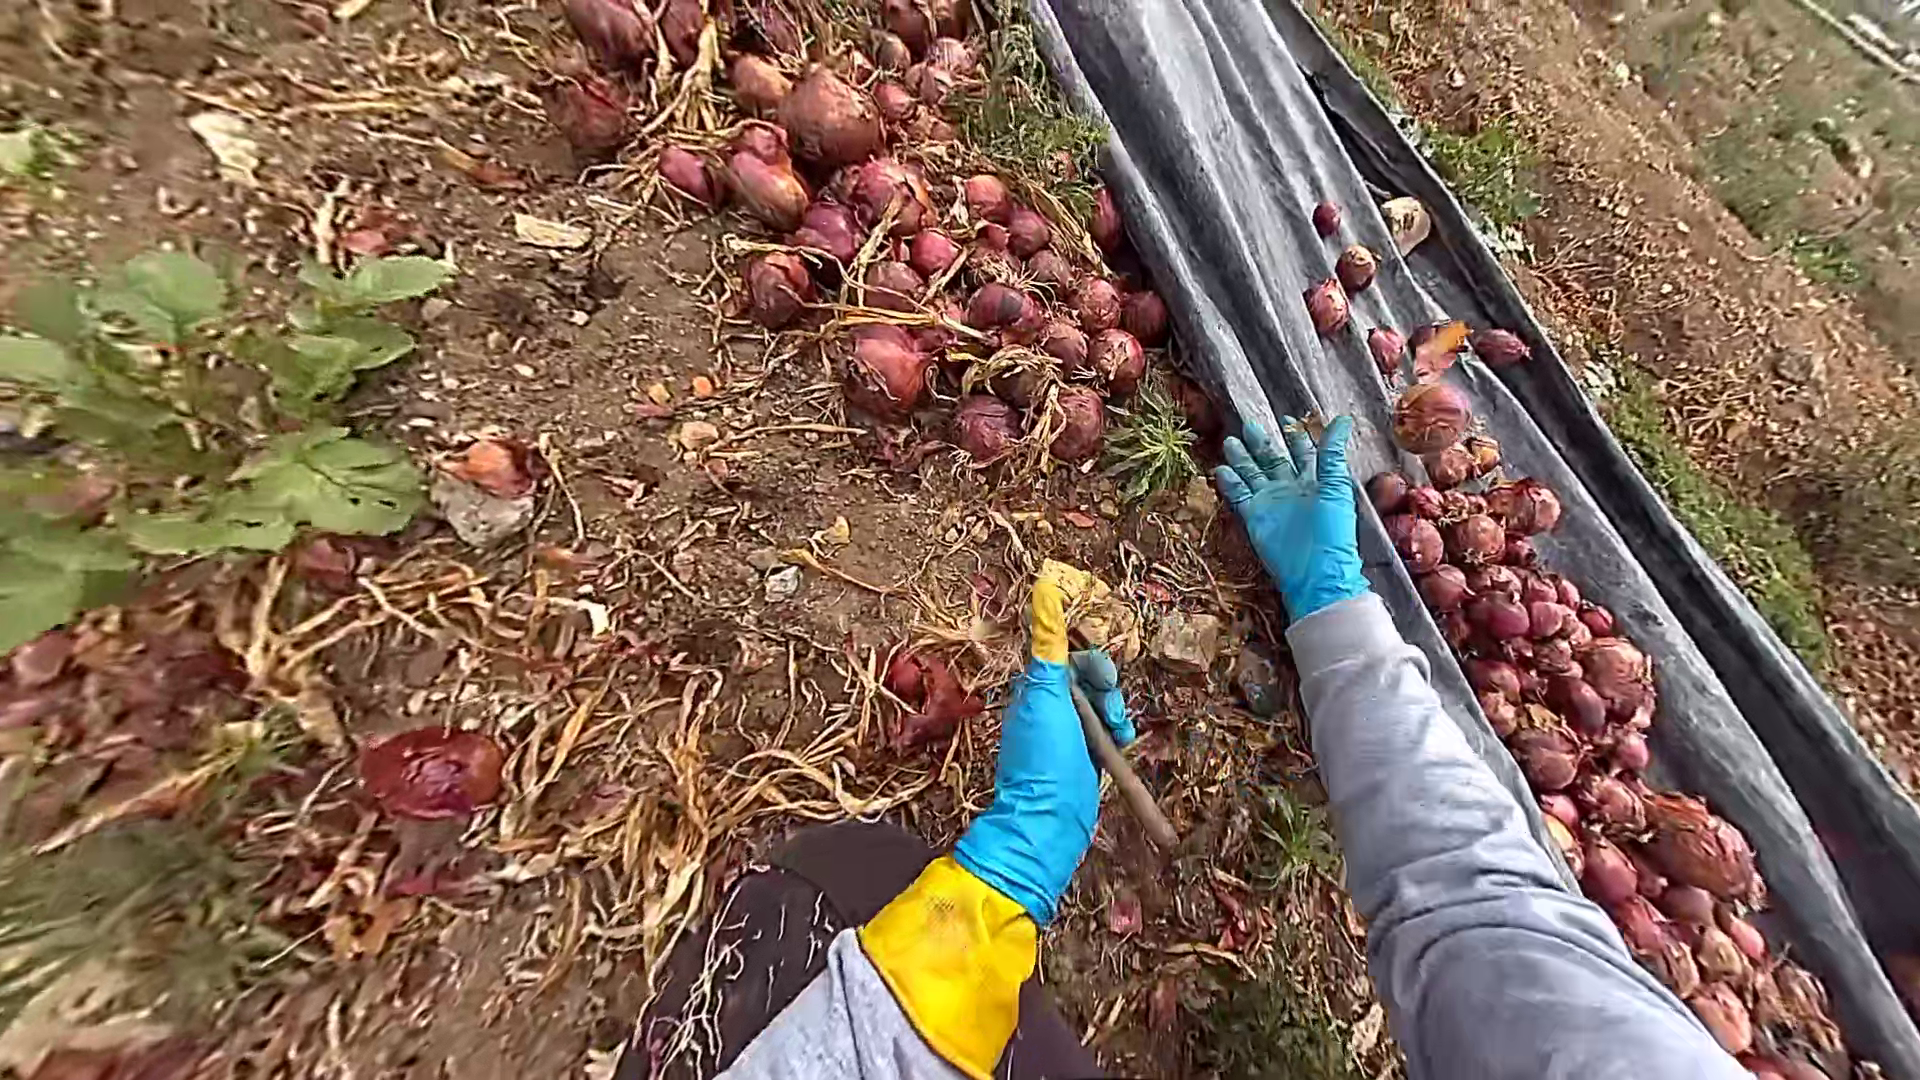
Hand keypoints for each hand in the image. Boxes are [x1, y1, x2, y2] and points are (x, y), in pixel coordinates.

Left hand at [954, 561, 1132, 924]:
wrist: (1049, 820)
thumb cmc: (1045, 755)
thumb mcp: (1047, 694)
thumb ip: (1049, 643)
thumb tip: (1043, 586)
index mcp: (1034, 685)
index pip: (1064, 651)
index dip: (1088, 655)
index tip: (1102, 670)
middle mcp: (1049, 701)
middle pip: (1087, 674)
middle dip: (1104, 683)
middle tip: (1109, 701)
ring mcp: (1067, 727)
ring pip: (1101, 699)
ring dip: (1114, 708)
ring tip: (1116, 728)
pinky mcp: (1085, 750)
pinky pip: (1108, 726)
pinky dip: (1118, 729)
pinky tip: (1122, 740)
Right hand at [1215, 415, 1368, 619]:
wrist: (1315, 569)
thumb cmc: (1333, 530)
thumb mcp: (1336, 486)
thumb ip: (1332, 454)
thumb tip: (1341, 420)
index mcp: (1314, 481)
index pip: (1302, 453)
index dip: (1295, 436)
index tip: (1286, 419)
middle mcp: (1289, 489)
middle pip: (1271, 460)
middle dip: (1260, 444)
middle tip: (1247, 426)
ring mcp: (1269, 502)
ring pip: (1252, 474)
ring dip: (1241, 459)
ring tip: (1230, 442)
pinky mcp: (1253, 515)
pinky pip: (1238, 495)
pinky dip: (1230, 483)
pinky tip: (1221, 470)